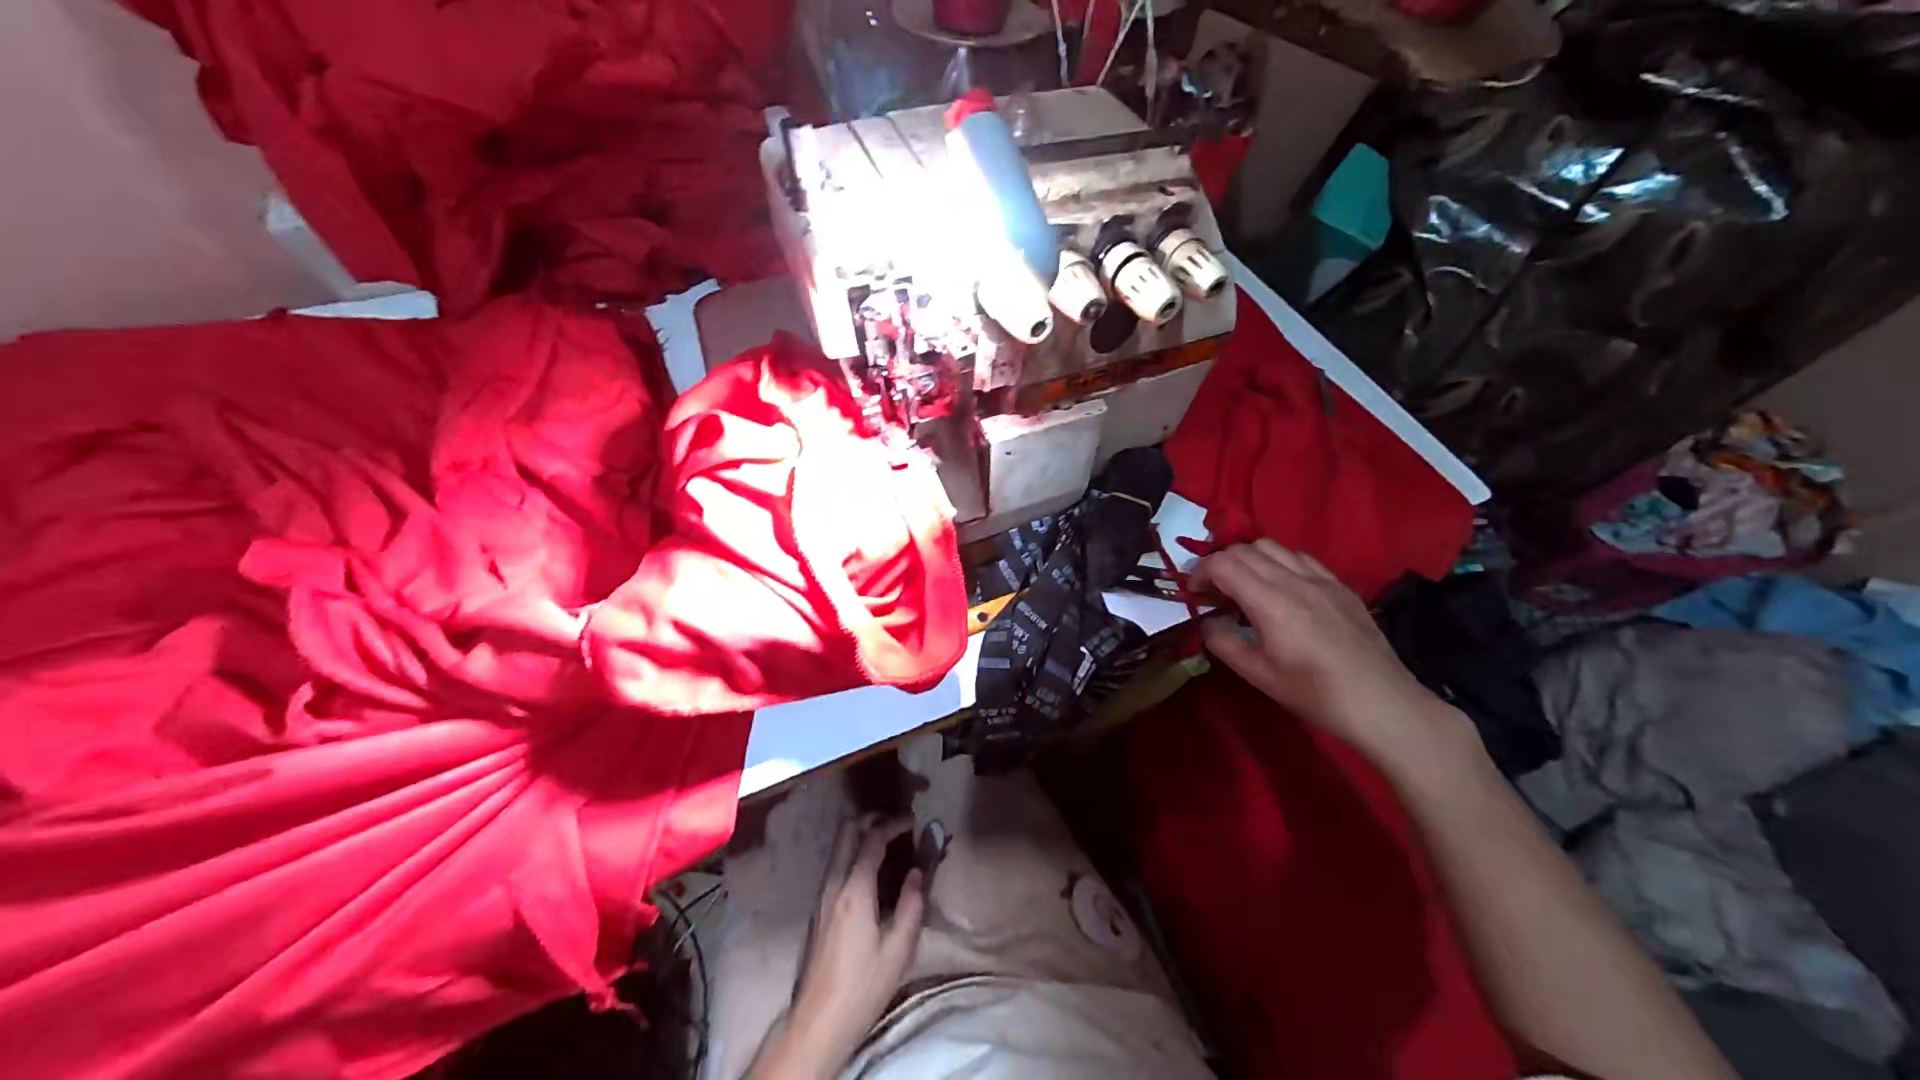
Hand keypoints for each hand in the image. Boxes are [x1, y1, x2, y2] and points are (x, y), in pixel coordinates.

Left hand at [784, 817, 926, 1070]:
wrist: (818, 1021)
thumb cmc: (863, 986)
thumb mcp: (899, 949)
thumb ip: (912, 905)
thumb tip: (917, 872)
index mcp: (854, 891)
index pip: (871, 840)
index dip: (893, 824)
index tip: (913, 821)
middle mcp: (833, 884)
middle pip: (846, 832)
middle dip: (872, 820)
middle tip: (898, 824)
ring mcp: (821, 895)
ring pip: (839, 847)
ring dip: (862, 836)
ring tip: (891, 845)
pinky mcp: (818, 909)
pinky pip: (837, 865)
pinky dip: (855, 854)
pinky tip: (874, 872)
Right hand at [1193, 539, 1469, 770]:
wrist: (1382, 704)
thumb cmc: (1315, 694)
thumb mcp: (1258, 675)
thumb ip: (1223, 642)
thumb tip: (1209, 621)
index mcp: (1271, 602)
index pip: (1223, 563)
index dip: (1199, 572)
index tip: (1193, 593)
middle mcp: (1295, 580)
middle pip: (1245, 549)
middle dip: (1220, 564)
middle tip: (1213, 592)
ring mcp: (1322, 580)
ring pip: (1273, 547)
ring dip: (1249, 559)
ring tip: (1244, 587)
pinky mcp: (1341, 587)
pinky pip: (1301, 559)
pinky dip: (1279, 564)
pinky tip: (1281, 589)